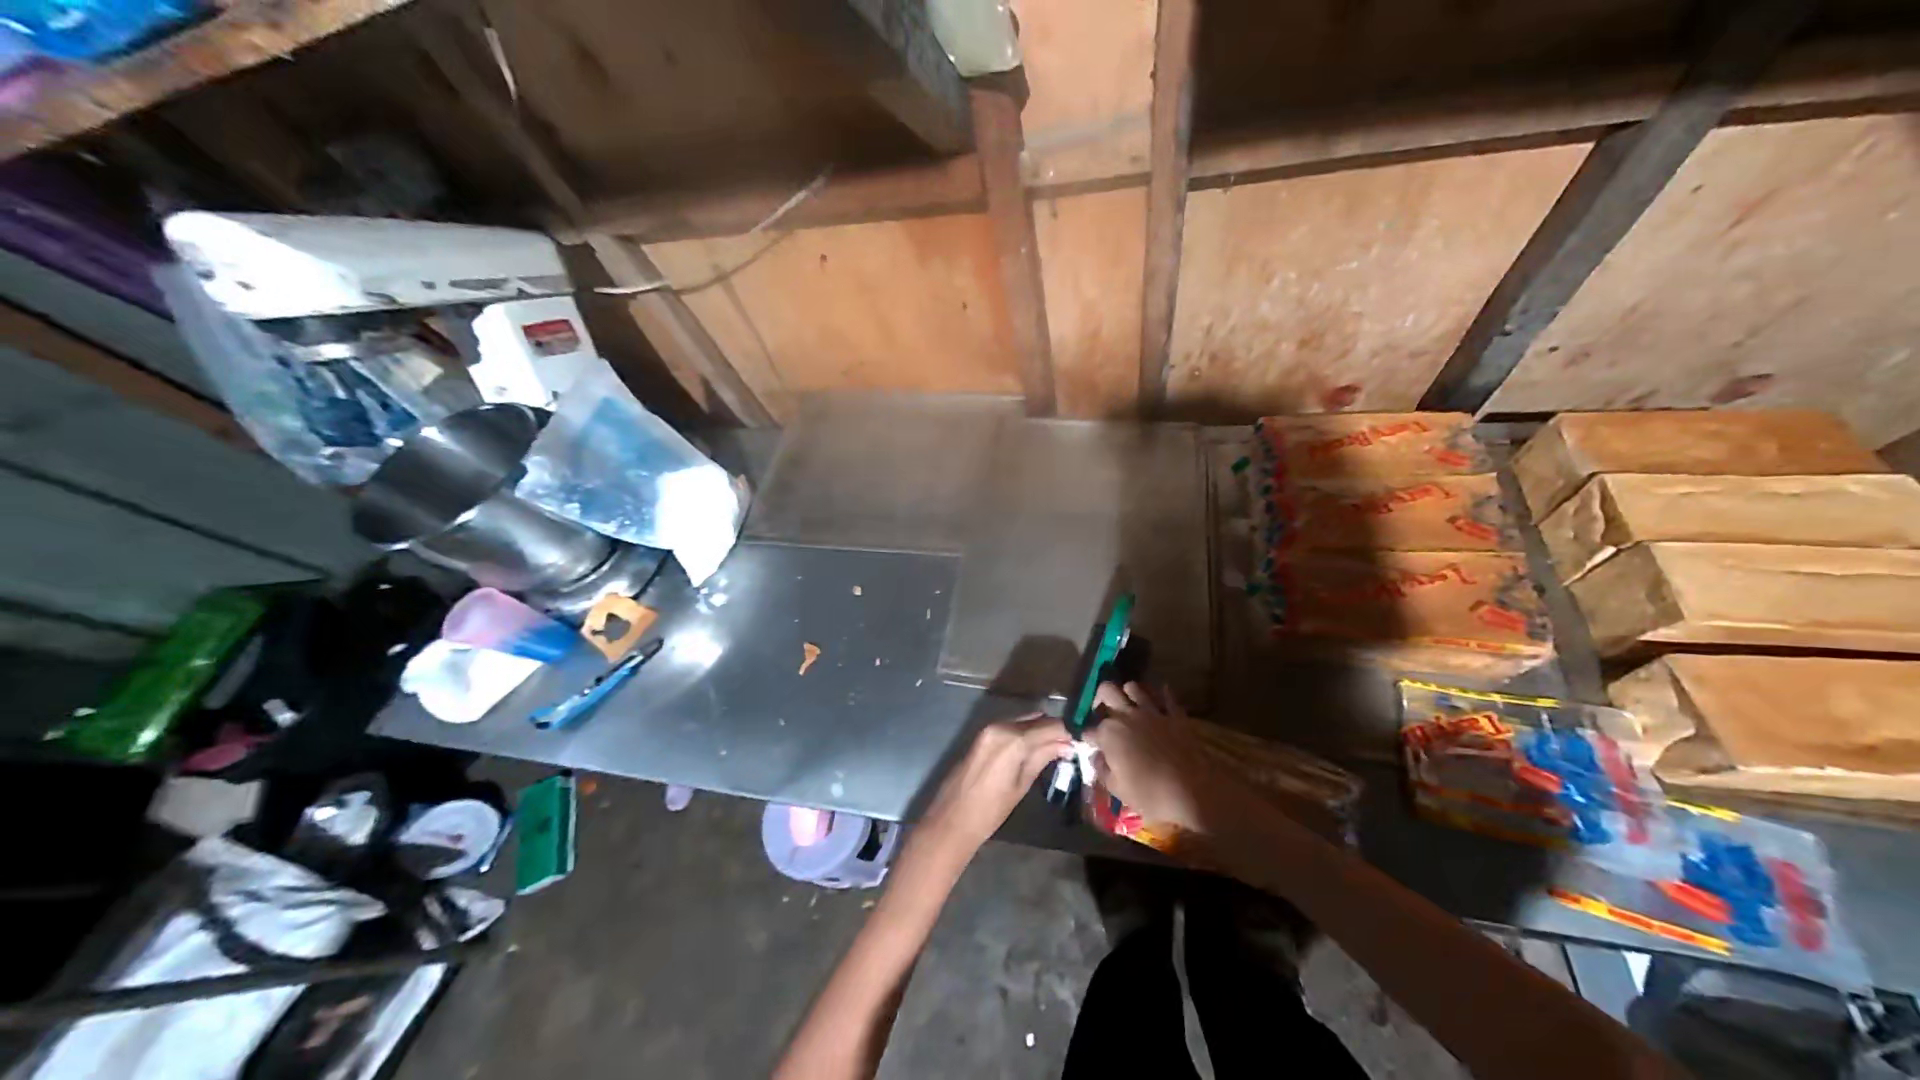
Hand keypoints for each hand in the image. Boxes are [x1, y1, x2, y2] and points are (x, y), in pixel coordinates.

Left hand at [914, 714, 1070, 864]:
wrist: (953, 818)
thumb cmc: (991, 809)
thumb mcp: (1022, 784)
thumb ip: (1042, 758)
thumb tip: (1066, 745)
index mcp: (1013, 739)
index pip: (1050, 726)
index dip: (1067, 733)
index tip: (1080, 743)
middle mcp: (1001, 726)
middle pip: (1037, 719)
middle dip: (1054, 730)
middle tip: (1069, 747)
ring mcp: (989, 728)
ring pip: (1024, 721)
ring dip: (1040, 731)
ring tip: (1055, 749)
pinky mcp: (983, 734)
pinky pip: (1011, 726)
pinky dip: (1025, 733)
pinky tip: (1034, 749)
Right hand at [1086, 682, 1220, 832]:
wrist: (1193, 791)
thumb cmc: (1150, 794)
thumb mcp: (1118, 790)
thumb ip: (1102, 770)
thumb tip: (1096, 757)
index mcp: (1108, 734)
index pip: (1089, 729)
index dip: (1086, 736)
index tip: (1088, 743)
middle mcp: (1126, 715)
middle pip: (1106, 691)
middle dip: (1100, 699)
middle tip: (1103, 712)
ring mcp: (1152, 712)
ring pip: (1134, 687)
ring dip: (1128, 694)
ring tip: (1129, 706)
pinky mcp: (1175, 714)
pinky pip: (1167, 697)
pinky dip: (1162, 695)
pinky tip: (1160, 698)